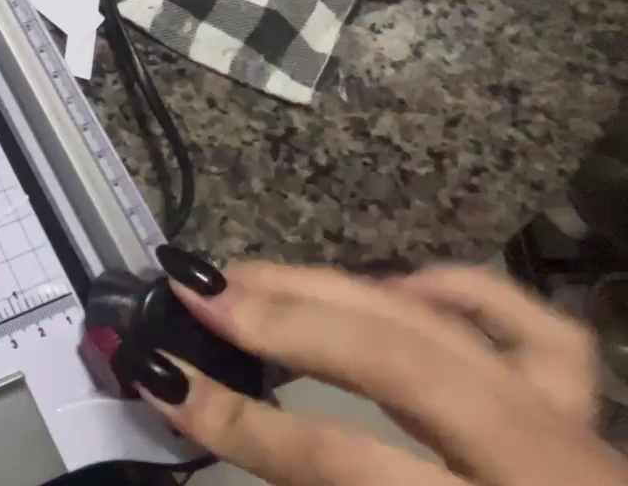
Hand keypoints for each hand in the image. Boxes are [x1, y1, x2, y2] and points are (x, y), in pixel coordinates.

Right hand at [133, 256, 627, 485]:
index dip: (235, 417)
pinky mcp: (587, 419)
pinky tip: (393, 284)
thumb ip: (304, 478)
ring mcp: (576, 437)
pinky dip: (458, 295)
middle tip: (194, 295)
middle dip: (282, 321)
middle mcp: (546, 470)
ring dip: (329, 291)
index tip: (157, 376)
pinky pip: (540, 334)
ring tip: (248, 277)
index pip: (337, 459)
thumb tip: (192, 401)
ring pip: (441, 329)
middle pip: (396, 362)